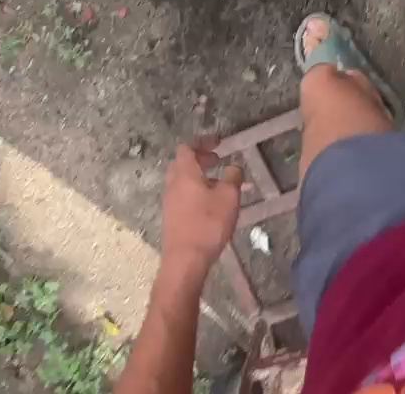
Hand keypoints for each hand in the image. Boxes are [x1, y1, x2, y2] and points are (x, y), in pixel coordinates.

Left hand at [157, 142, 243, 276]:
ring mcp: (169, 202)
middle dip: (200, 158)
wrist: (184, 262)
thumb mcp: (229, 197)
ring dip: (198, 177)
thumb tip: (234, 166)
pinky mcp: (171, 218)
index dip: (202, 142)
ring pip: (182, 180)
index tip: (219, 144)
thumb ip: (233, 177)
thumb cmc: (207, 225)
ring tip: (219, 184)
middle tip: (218, 161)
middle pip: (182, 163)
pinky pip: (182, 196)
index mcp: (185, 173)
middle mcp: (173, 184)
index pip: (187, 148)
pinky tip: (210, 205)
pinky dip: (195, 192)